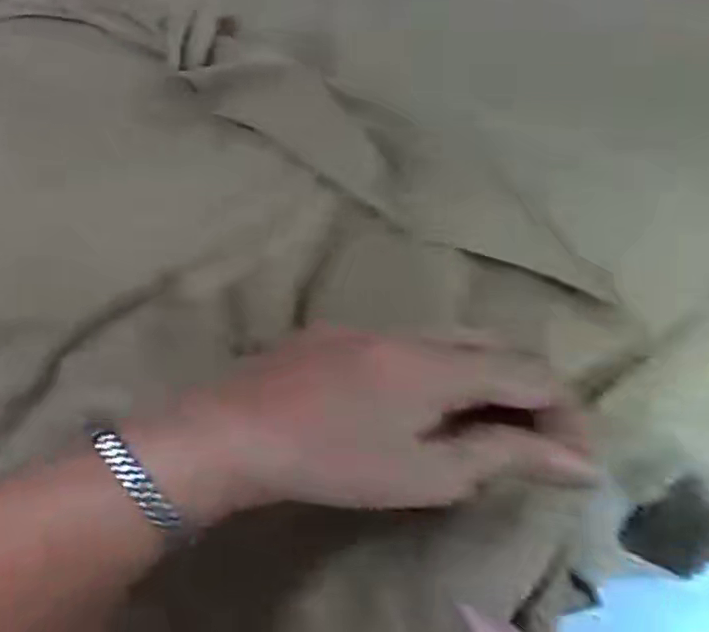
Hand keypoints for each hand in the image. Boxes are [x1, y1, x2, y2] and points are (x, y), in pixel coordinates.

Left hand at [152, 327, 596, 517]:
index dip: (567, 417)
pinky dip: (418, 371)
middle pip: (481, 343)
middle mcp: (383, 332)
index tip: (565, 465)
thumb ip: (505, 455)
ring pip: (430, 341)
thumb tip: (576, 459)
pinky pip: (385, 345)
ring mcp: (339, 330)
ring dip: (466, 378)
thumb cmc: (331, 459)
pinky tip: (406, 410)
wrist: (227, 432)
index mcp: (423, 360)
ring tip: (468, 432)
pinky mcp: (309, 340)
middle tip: (525, 444)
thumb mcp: (431, 472)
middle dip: (521, 389)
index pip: (529, 371)